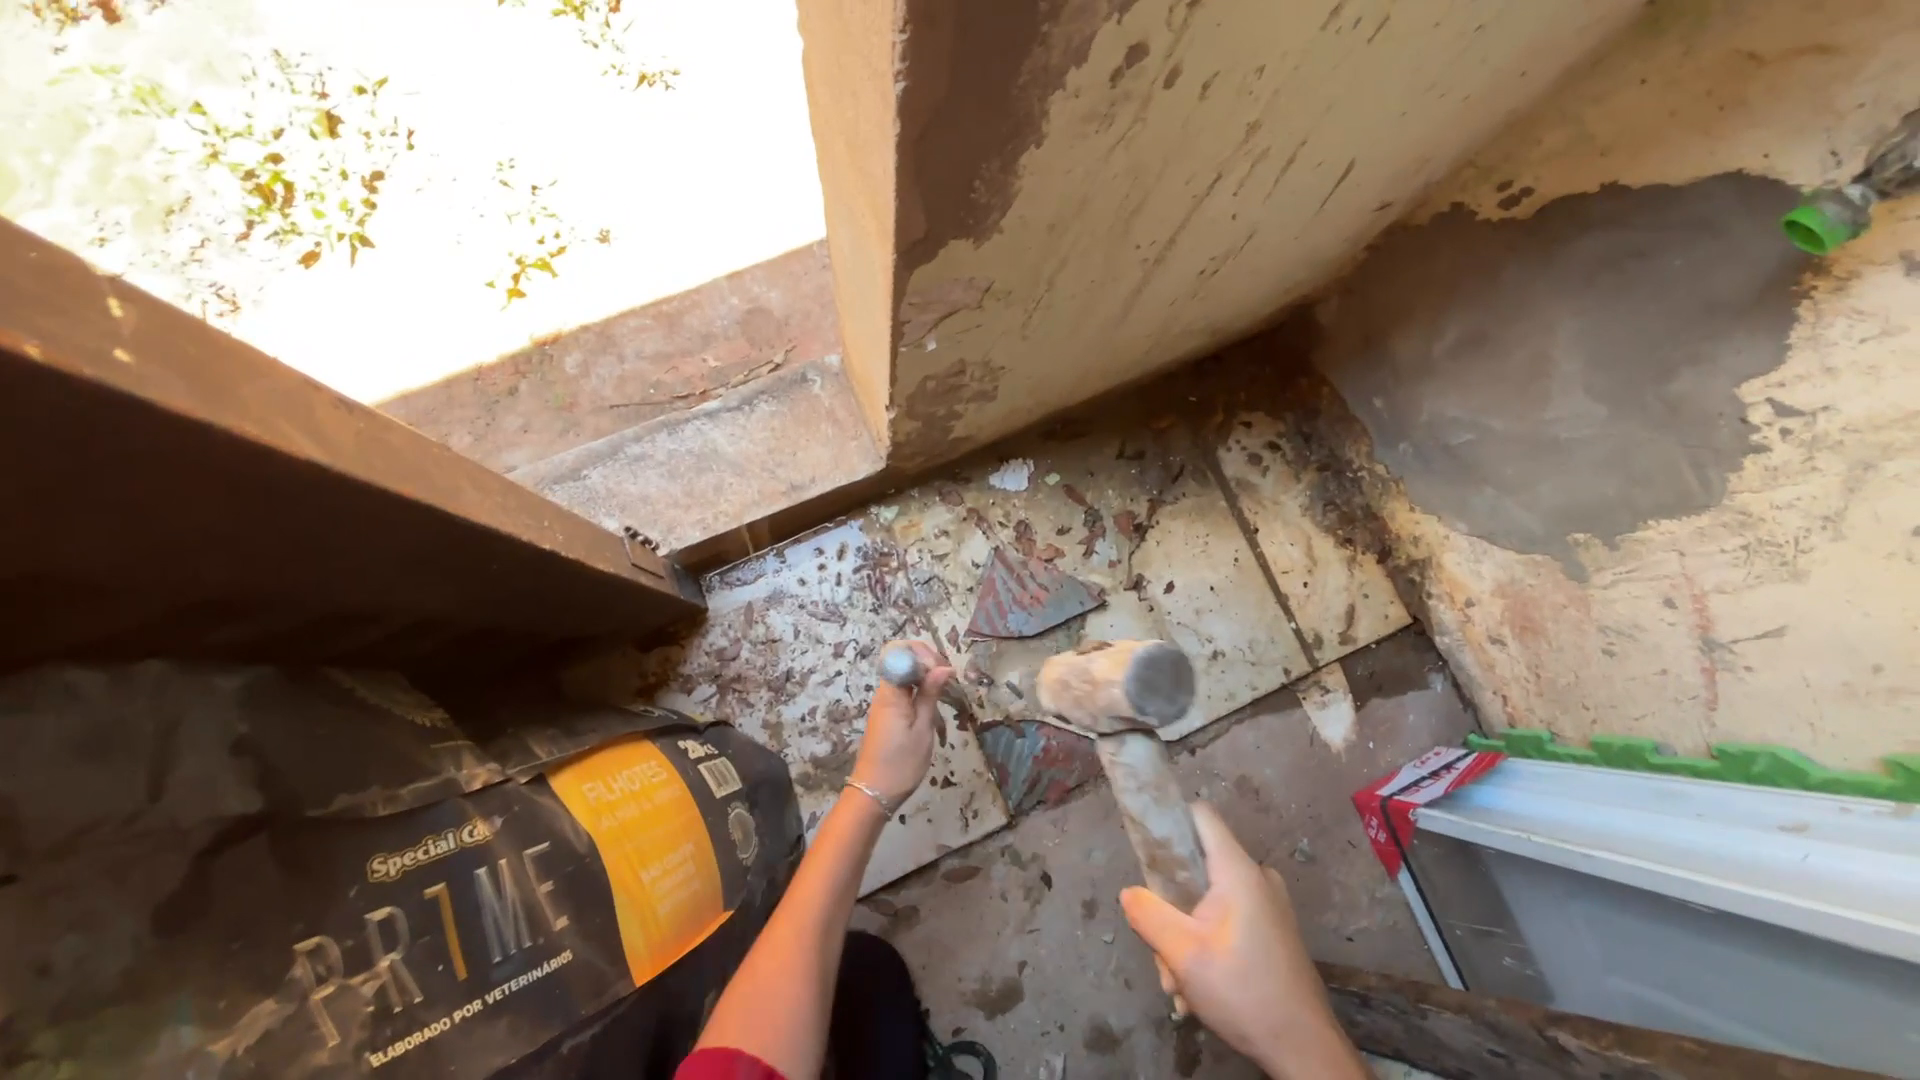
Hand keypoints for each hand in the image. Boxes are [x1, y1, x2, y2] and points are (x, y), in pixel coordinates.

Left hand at [848, 640, 951, 808]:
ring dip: (927, 677)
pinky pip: (905, 690)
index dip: (923, 653)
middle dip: (928, 661)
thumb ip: (930, 694)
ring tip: (947, 691)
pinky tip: (936, 705)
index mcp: (891, 692)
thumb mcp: (923, 728)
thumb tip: (943, 667)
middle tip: (949, 679)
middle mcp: (885, 692)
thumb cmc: (901, 763)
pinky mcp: (888, 713)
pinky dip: (921, 691)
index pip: (900, 651)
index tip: (943, 670)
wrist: (874, 792)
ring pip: (906, 675)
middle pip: (903, 659)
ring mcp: (885, 702)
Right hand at [1120, 805, 1367, 1079]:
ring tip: (1180, 981)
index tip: (1144, 847)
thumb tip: (1129, 892)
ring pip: (1209, 899)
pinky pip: (1228, 919)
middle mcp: (1257, 877)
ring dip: (1186, 935)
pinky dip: (1208, 944)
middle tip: (1162, 946)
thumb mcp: (1182, 954)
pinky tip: (1200, 987)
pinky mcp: (1274, 930)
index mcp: (1238, 870)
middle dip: (1171, 904)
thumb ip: (1148, 914)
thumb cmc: (1243, 991)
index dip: (1168, 820)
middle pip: (1197, 865)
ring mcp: (1269, 904)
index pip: (1200, 815)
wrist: (1304, 1049)